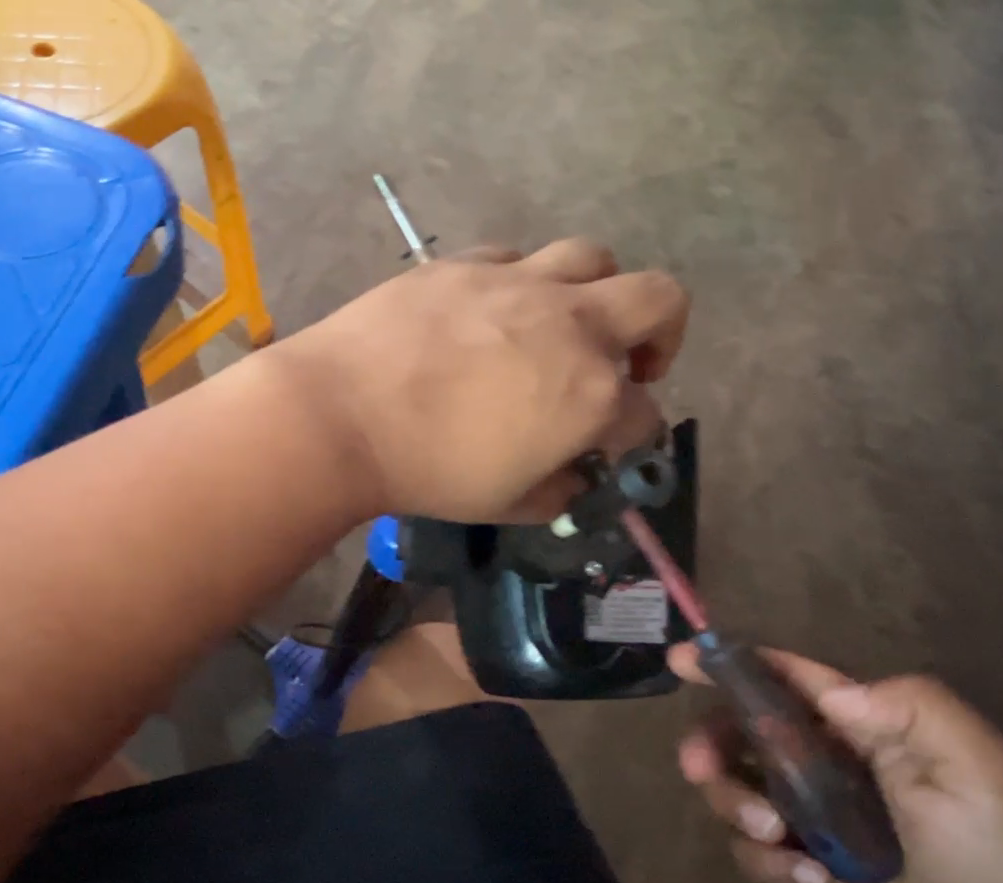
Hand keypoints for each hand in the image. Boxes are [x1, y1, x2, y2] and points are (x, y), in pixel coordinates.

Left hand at [282, 239, 688, 522]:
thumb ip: (557, 493)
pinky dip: (520, 284)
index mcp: (591, 395)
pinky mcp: (466, 263)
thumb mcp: (505, 504)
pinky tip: (491, 312)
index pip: (644, 414)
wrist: (340, 416)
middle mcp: (571, 325)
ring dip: (596, 292)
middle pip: (662, 300)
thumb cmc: (427, 472)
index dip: (634, 437)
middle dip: (662, 336)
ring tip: (563, 325)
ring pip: (592, 258)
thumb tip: (575, 479)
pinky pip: (515, 258)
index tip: (609, 448)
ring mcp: (518, 283)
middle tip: (627, 366)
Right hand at [669, 645, 1002, 882]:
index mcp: (865, 728)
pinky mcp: (792, 867)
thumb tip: (830, 692)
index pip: (790, 680)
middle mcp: (823, 764)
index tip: (682, 658)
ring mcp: (804, 817)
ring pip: (729, 787)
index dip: (734, 663)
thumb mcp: (979, 772)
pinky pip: (746, 850)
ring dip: (734, 803)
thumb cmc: (1000, 858)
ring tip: (773, 835)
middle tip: (700, 767)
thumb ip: (912, 711)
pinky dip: (766, 862)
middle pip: (737, 731)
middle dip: (707, 741)